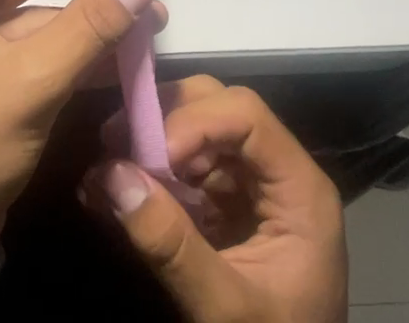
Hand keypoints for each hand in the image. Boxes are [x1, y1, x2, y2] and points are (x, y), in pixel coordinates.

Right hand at [85, 77, 346, 321]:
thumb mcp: (226, 308)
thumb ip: (173, 246)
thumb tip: (113, 174)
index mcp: (299, 190)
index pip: (246, 115)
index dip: (192, 121)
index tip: (147, 155)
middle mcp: (275, 173)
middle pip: (218, 106)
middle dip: (163, 119)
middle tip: (116, 145)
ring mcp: (247, 186)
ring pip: (195, 127)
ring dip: (149, 141)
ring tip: (109, 172)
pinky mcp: (222, 204)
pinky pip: (181, 164)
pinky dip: (145, 168)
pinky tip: (110, 189)